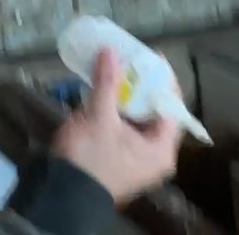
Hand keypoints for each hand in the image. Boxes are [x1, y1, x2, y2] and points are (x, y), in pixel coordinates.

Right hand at [51, 48, 182, 202]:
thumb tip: (111, 50)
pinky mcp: (117, 152)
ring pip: (136, 115)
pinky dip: (114, 103)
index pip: (172, 108)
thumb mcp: (99, 117)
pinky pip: (122, 121)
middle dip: (141, 83)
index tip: (151, 56)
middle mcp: (153, 152)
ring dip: (126, 91)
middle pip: (154, 110)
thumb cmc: (91, 155)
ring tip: (114, 65)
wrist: (66, 189)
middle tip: (129, 57)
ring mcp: (134, 154)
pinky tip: (101, 86)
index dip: (164, 81)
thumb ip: (107, 83)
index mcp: (161, 149)